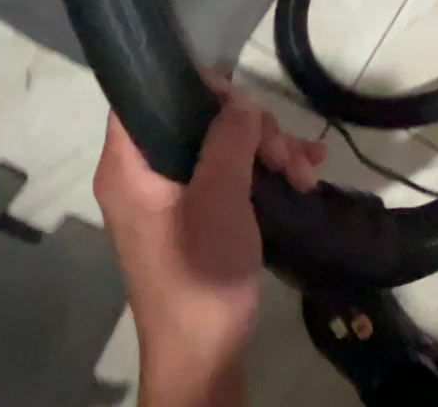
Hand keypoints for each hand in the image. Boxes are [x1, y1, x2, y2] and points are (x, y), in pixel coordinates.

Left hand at [93, 94, 325, 405]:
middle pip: (198, 118)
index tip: (238, 98)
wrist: (205, 353)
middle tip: (285, 155)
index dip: (191, 84)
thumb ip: (229, 139)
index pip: (147, 96)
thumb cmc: (201, 271)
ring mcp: (174, 194)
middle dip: (252, 128)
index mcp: (131, 166)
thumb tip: (241, 104)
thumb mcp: (220, 198)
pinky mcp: (198, 212)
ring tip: (306, 173)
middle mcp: (146, 173)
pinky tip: (306, 176)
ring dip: (269, 150)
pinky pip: (232, 171)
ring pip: (223, 144)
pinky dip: (266, 170)